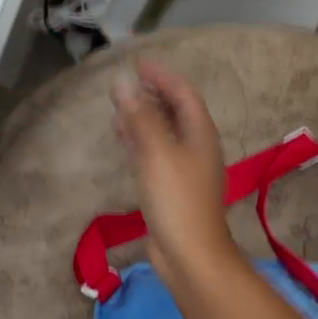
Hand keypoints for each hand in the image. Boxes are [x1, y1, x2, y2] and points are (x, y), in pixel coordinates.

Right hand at [113, 60, 239, 290]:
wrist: (190, 254)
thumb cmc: (177, 200)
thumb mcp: (157, 152)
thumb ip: (140, 116)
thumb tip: (122, 82)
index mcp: (200, 134)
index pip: (183, 94)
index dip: (161, 76)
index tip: (137, 64)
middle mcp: (195, 147)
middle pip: (174, 112)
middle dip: (150, 96)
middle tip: (123, 87)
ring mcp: (183, 170)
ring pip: (163, 134)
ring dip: (142, 119)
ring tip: (117, 112)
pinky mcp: (170, 189)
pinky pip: (154, 155)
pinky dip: (139, 142)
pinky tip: (124, 142)